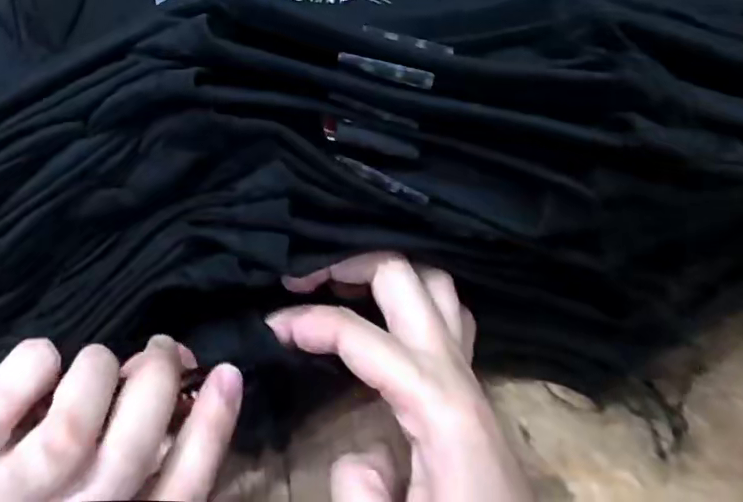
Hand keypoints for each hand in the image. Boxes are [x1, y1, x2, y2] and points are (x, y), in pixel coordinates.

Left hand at [0, 335, 242, 501]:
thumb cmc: (47, 481)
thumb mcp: (103, 473)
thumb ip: (142, 433)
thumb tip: (183, 371)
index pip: (180, 491)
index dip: (210, 429)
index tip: (226, 371)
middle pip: (132, 452)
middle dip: (156, 381)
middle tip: (159, 350)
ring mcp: (19, 484)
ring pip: (72, 428)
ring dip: (97, 371)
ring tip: (97, 360)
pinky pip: (3, 402)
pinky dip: (33, 364)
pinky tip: (47, 353)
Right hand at [272, 254, 529, 501]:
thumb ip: (358, 488)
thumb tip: (361, 456)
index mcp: (439, 405)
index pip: (361, 333)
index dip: (308, 321)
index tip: (271, 328)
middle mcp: (459, 377)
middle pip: (404, 279)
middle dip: (345, 264)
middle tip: (299, 278)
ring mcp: (471, 380)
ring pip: (434, 285)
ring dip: (382, 273)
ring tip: (337, 284)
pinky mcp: (471, 393)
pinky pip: (445, 316)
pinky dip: (408, 297)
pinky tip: (378, 316)